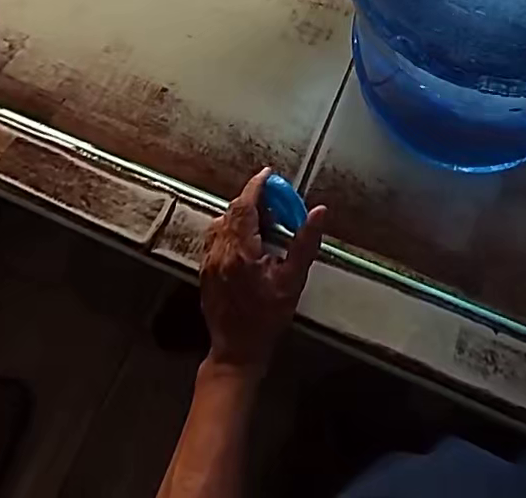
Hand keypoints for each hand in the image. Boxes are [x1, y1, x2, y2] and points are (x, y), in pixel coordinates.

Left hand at [200, 167, 328, 370]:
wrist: (237, 352)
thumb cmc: (268, 317)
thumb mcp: (293, 280)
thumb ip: (305, 242)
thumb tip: (319, 211)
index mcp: (240, 253)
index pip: (244, 207)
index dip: (256, 186)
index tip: (269, 174)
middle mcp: (219, 253)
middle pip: (232, 212)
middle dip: (253, 199)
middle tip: (276, 198)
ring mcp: (208, 262)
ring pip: (222, 223)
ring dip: (242, 213)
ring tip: (266, 218)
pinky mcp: (205, 270)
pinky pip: (217, 237)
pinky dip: (233, 227)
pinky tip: (250, 237)